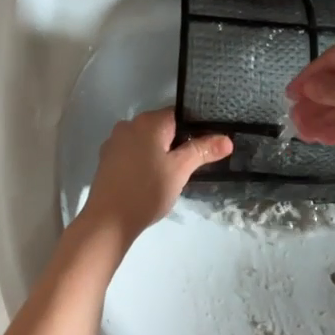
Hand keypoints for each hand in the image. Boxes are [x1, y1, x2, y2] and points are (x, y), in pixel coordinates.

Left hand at [77, 109, 232, 238]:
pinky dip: (145, 160)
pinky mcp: (107, 159)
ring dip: (161, 152)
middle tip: (192, 164)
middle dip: (178, 142)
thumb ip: (202, 150)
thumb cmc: (147, 191)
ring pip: (147, 140)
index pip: (179, 114)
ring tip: (172, 175)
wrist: (108, 220)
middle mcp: (129, 125)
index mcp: (148, 122)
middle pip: (162, 126)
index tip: (207, 145)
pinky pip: (133, 151)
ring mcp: (114, 142)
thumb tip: (227, 139)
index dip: (196, 128)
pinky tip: (150, 179)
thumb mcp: (180, 170)